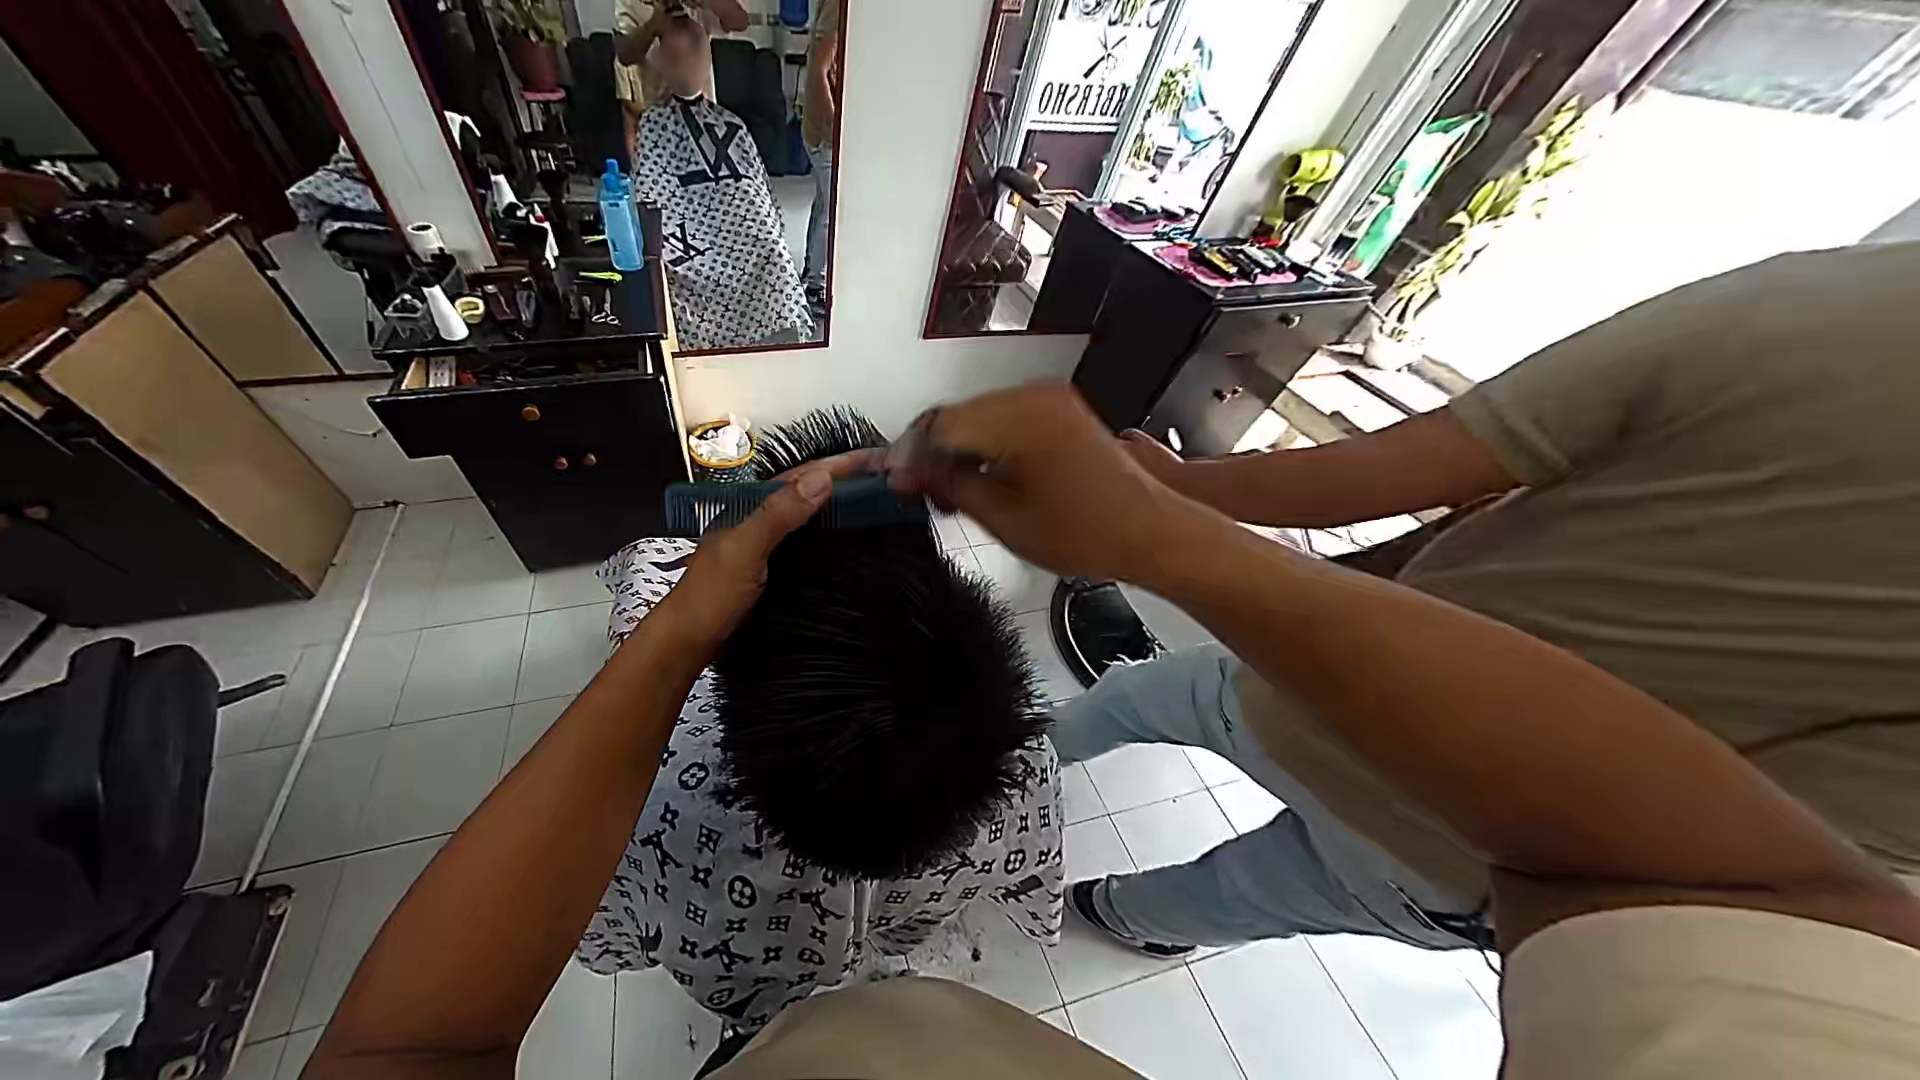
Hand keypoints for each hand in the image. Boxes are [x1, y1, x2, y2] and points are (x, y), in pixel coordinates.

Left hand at [647, 444, 875, 652]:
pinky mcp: (773, 563)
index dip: (842, 464)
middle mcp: (760, 516)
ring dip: (841, 499)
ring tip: (875, 494)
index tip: (877, 458)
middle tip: (886, 473)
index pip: (805, 474)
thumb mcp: (745, 548)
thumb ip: (778, 513)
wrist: (689, 640)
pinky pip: (809, 535)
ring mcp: (766, 540)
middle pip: (810, 488)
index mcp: (752, 504)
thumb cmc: (709, 596)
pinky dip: (831, 526)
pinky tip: (846, 531)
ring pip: (811, 510)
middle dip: (847, 476)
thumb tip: (821, 479)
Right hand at [890, 382, 1221, 582]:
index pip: (939, 425)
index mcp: (1020, 419)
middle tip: (918, 490)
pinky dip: (985, 444)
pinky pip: (1004, 418)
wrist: (1149, 531)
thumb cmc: (1090, 533)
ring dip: (957, 448)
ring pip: (978, 416)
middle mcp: (1035, 397)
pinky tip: (979, 475)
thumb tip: (909, 473)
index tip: (894, 480)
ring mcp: (1049, 401)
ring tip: (950, 490)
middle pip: (957, 415)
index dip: (910, 455)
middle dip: (931, 452)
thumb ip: (950, 486)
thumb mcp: (1004, 518)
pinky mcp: (1059, 411)